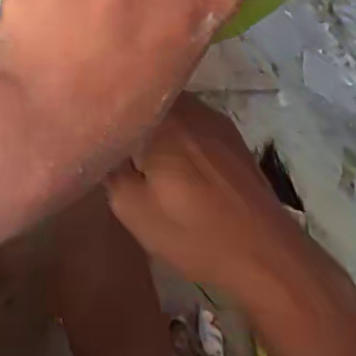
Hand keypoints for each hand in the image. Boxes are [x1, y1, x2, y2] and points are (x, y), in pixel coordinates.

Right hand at [104, 95, 331, 302]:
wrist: (271, 262)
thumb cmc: (195, 234)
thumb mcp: (131, 209)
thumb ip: (108, 168)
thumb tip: (101, 146)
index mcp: (163, 121)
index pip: (121, 93)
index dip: (100, 102)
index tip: (84, 116)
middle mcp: (190, 110)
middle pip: (145, 95)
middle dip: (125, 107)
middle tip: (103, 128)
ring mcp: (215, 122)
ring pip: (170, 107)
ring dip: (151, 118)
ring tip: (132, 141)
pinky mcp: (233, 140)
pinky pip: (191, 121)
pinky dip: (175, 130)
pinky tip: (168, 156)